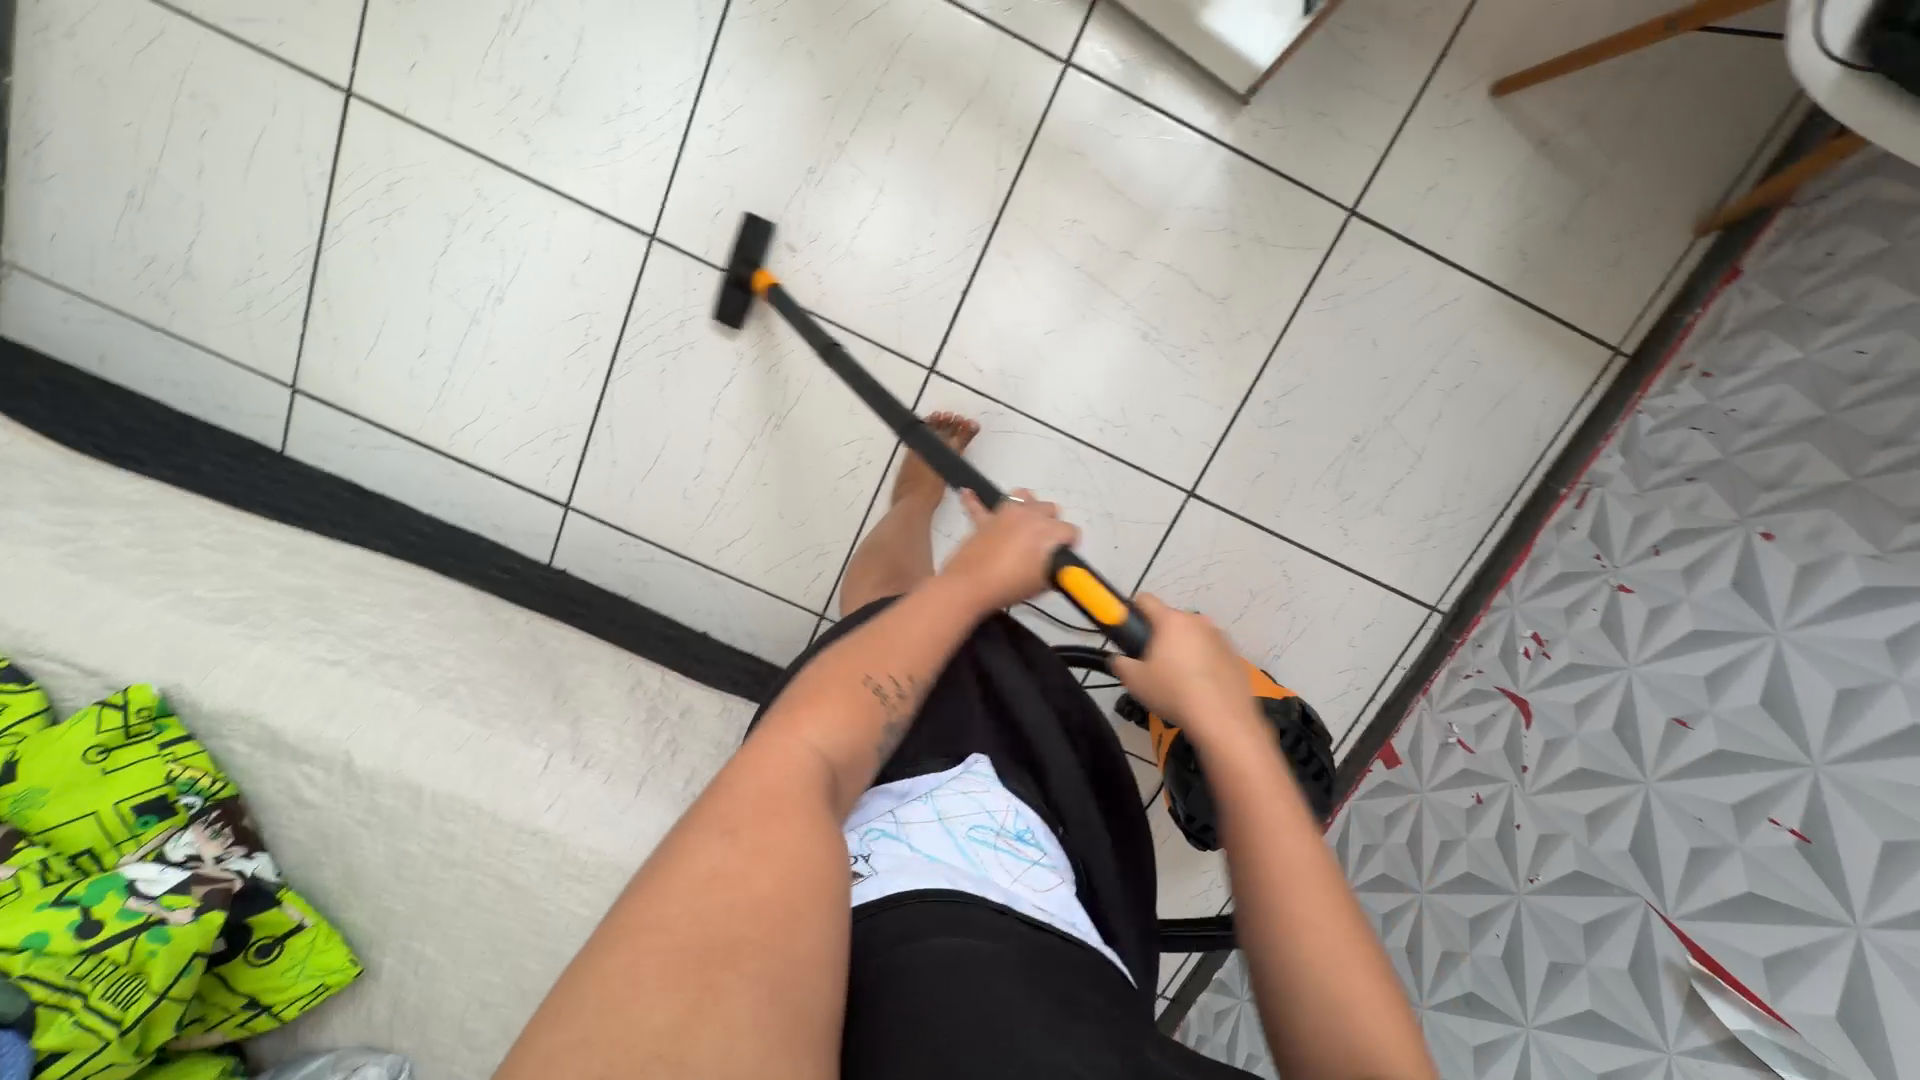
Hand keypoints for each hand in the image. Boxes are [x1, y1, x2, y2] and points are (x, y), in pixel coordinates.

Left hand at [940, 488, 1079, 612]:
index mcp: (1048, 530)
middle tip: (1045, 543)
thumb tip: (1055, 564)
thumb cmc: (1012, 585)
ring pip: (1021, 495)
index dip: (1071, 544)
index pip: (1070, 530)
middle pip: (1049, 508)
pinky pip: (977, 505)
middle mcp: (1029, 514)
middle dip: (1052, 523)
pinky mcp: (983, 520)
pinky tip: (967, 491)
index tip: (1065, 555)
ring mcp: (1005, 514)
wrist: (971, 584)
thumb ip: (1053, 568)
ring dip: (1027, 505)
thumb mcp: (1043, 582)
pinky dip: (973, 500)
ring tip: (1025, 518)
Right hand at [1111, 594, 1262, 749]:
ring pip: (1194, 635)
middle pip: (1171, 620)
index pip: (1144, 599)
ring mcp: (1221, 637)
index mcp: (1171, 620)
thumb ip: (1120, 663)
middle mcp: (1198, 621)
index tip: (1130, 632)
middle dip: (1160, 636)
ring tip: (1180, 680)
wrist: (1222, 719)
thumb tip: (1119, 660)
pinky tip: (1201, 687)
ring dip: (1184, 648)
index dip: (1132, 612)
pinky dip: (1205, 662)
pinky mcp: (1236, 655)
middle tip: (1153, 664)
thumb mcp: (1134, 681)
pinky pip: (1212, 651)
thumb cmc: (1173, 693)